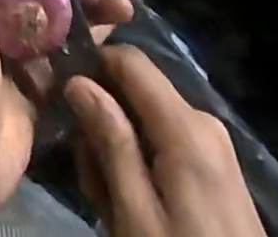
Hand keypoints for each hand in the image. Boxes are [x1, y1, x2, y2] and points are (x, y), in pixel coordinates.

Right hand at [66, 45, 266, 236]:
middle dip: (102, 124)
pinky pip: (162, 143)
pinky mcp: (215, 169)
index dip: (92, 67)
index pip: (129, 60)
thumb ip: (110, 143)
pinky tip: (133, 209)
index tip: (63, 100)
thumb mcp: (136, 217)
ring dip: (117, 152)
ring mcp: (213, 147)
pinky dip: (140, 166)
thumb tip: (78, 80)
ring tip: (109, 207)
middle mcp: (202, 122)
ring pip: (143, 120)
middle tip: (90, 180)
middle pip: (133, 92)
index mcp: (185, 127)